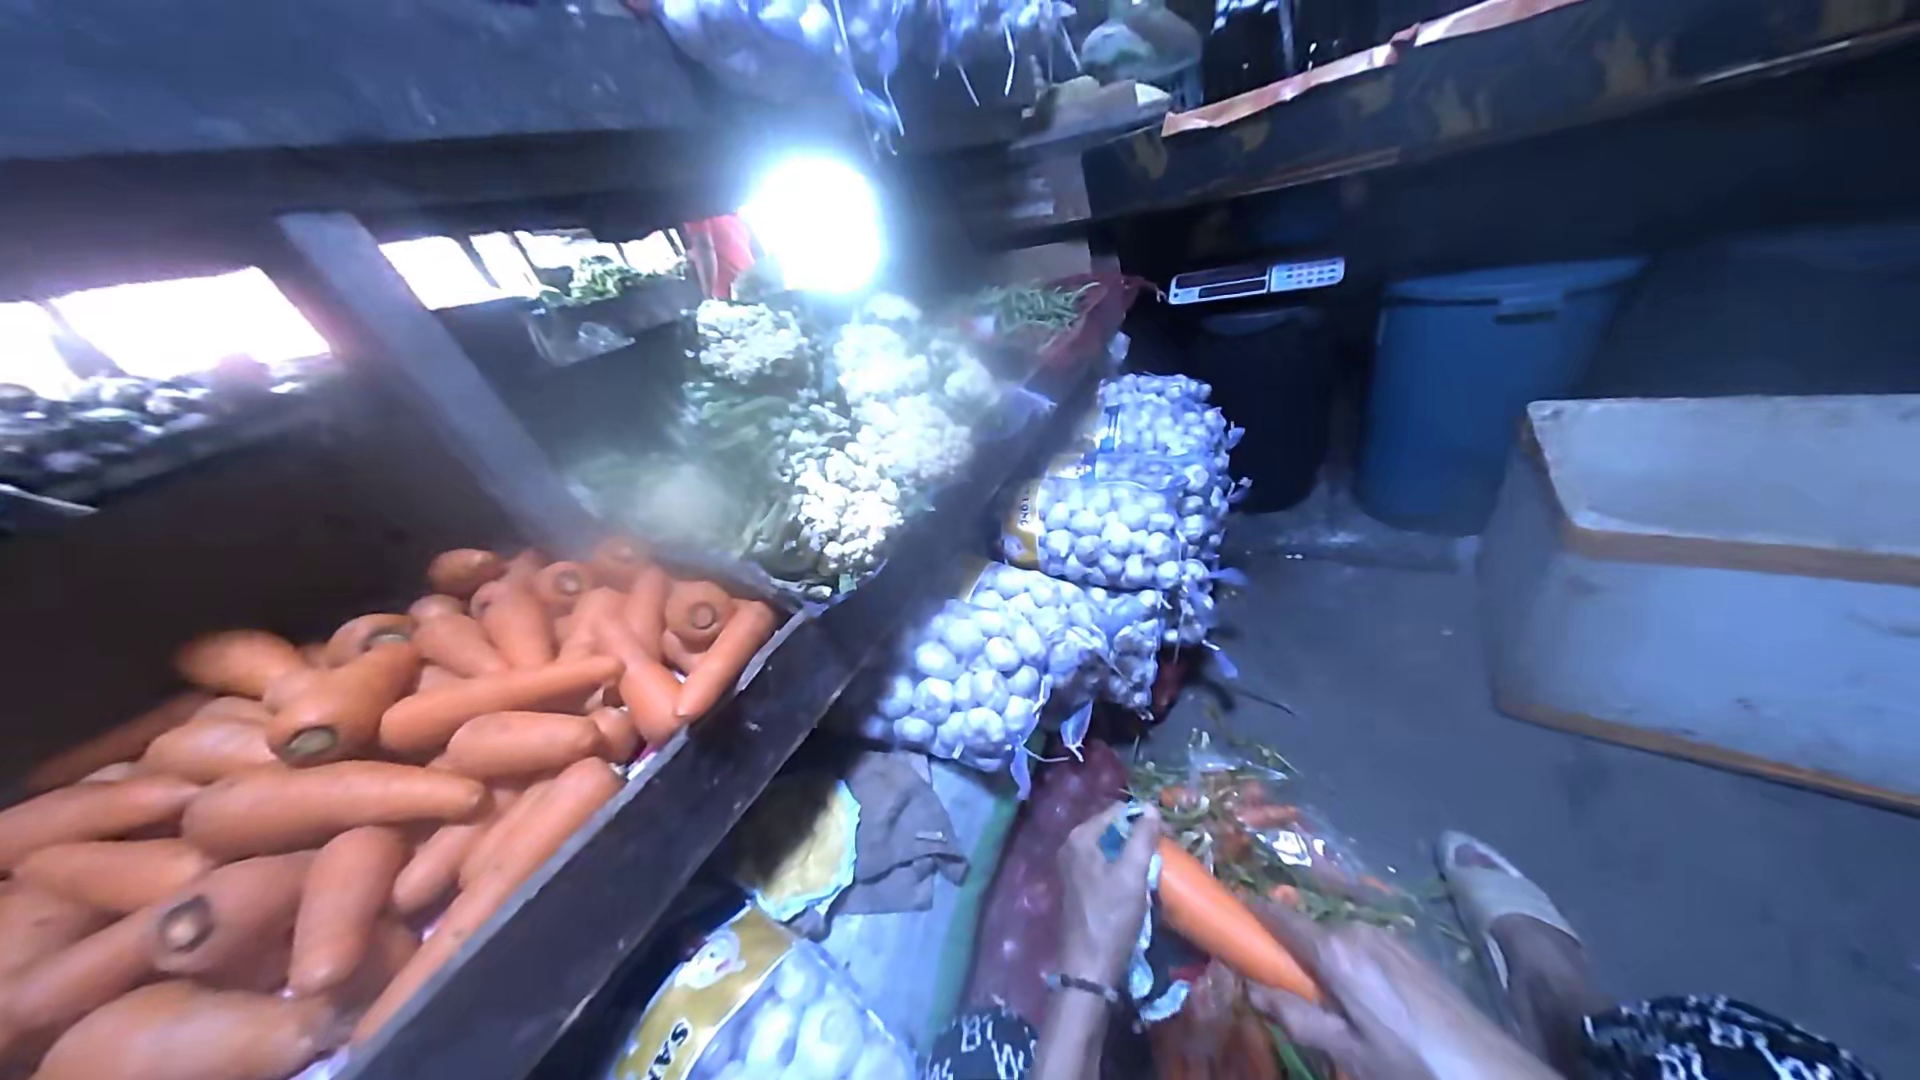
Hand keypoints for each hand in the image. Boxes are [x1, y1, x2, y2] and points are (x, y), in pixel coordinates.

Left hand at [1056, 803, 1160, 986]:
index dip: (1144, 819)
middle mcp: (1072, 845)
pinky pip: (1104, 864)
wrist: (1089, 967)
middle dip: (1139, 836)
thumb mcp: (1132, 875)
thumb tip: (1151, 807)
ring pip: (1110, 847)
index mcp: (1080, 837)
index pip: (1117, 811)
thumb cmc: (1111, 917)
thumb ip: (1142, 838)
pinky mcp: (1079, 885)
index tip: (1169, 835)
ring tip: (1157, 865)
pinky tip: (1140, 880)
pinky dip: (1122, 866)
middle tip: (1166, 851)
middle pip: (1112, 828)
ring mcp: (1073, 866)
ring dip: (1133, 853)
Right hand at [1248, 904, 1557, 1079]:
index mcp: (1334, 950)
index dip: (1247, 912)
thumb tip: (1250, 989)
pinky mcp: (1408, 948)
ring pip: (1333, 938)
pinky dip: (1348, 963)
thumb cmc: (1415, 1066)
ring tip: (1334, 1005)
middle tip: (1287, 991)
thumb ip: (1296, 1018)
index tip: (1226, 917)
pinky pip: (1360, 945)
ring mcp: (1384, 935)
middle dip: (1289, 953)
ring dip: (1321, 961)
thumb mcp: (1350, 1054)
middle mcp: (1354, 928)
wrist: (1502, 1078)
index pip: (1275, 915)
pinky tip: (1368, 1002)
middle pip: (1304, 930)